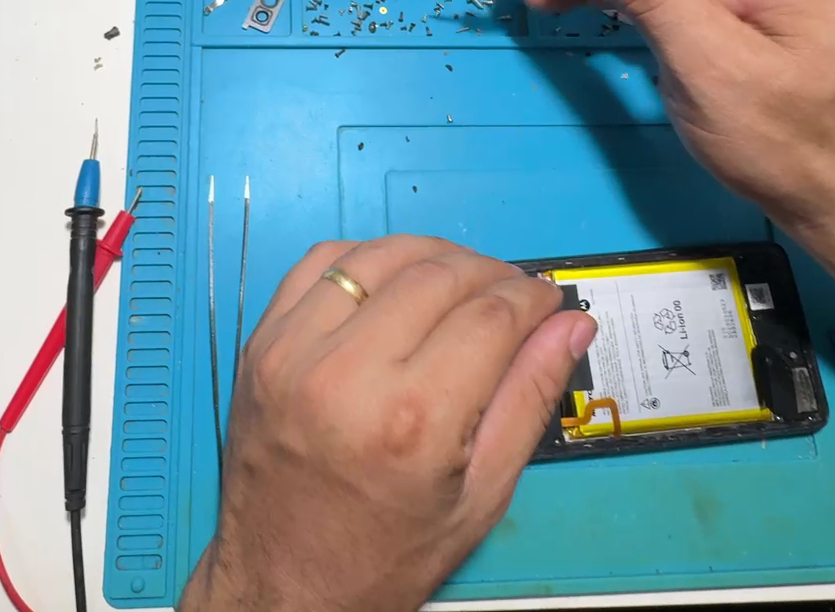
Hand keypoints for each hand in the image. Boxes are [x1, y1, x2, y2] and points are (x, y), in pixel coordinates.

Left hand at [181, 236, 595, 611]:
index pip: (489, 318)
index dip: (530, 298)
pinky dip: (366, 256)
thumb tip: (571, 325)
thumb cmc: (386, 552)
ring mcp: (293, 348)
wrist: (282, 579)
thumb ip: (530, 398)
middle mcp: (346, 371)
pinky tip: (392, 277)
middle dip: (488, 272)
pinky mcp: (263, 339)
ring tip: (459, 276)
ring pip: (378, 255)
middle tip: (510, 289)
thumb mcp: (480, 496)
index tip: (546, 300)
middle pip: (436, 276)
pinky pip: (320, 262)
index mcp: (410, 420)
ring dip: (430, 254)